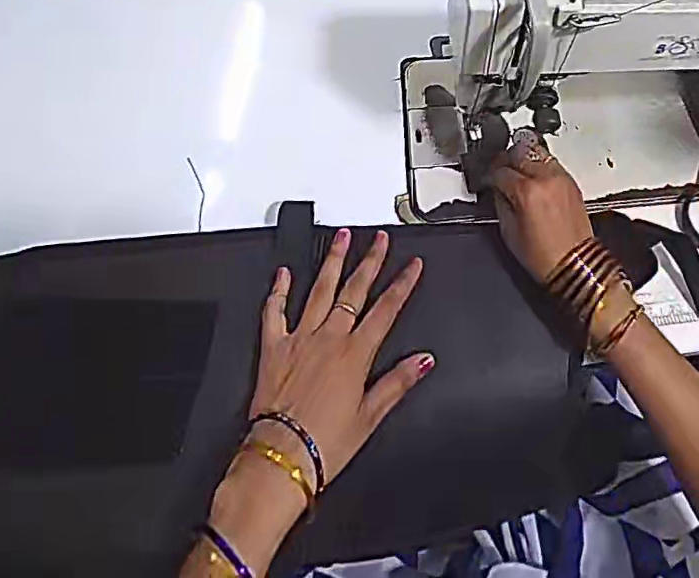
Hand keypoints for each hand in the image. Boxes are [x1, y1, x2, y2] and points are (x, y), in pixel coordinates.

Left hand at [199, 229, 429, 576]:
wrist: (279, 460)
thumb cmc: (323, 445)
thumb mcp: (370, 416)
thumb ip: (398, 382)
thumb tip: (424, 360)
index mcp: (354, 354)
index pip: (386, 308)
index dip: (403, 283)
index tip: (413, 265)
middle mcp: (329, 339)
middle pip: (355, 290)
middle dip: (371, 261)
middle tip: (380, 240)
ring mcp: (300, 339)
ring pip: (320, 290)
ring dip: (333, 262)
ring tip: (342, 238)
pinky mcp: (274, 349)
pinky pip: (275, 312)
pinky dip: (278, 291)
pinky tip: (283, 274)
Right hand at [486, 129, 593, 284]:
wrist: (576, 263)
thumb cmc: (545, 255)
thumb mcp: (509, 232)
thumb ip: (500, 203)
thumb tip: (496, 188)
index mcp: (527, 192)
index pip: (500, 171)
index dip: (489, 175)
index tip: (486, 179)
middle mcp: (546, 179)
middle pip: (518, 153)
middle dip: (504, 159)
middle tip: (498, 169)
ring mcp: (561, 178)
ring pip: (536, 151)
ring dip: (522, 157)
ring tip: (515, 168)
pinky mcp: (570, 181)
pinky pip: (550, 161)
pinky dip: (539, 163)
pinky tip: (532, 174)